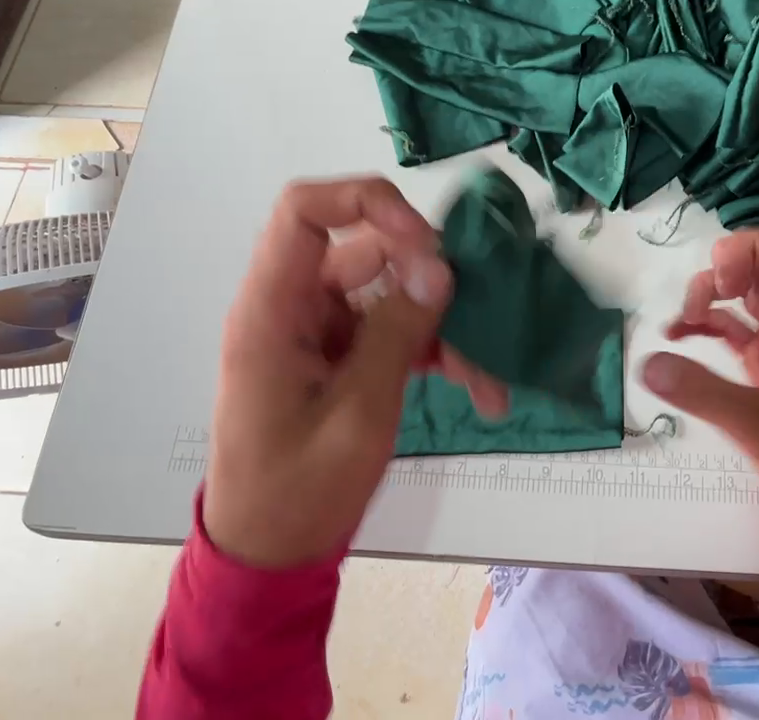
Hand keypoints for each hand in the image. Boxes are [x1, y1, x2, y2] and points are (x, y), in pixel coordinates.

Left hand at [204, 177, 503, 567]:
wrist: (271, 554)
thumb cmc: (298, 491)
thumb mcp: (356, 415)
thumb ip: (396, 335)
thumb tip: (439, 268)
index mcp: (273, 310)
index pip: (304, 211)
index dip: (367, 204)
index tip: (425, 242)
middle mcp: (296, 306)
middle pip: (368, 251)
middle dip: (431, 280)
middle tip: (478, 318)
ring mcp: (322, 330)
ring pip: (394, 292)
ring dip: (445, 327)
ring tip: (488, 381)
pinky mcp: (344, 354)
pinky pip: (396, 327)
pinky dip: (436, 350)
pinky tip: (474, 387)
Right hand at [641, 229, 758, 511]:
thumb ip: (703, 394)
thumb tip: (648, 364)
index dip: (751, 249)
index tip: (722, 281)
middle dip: (722, 271)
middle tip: (699, 304)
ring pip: (744, 292)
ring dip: (709, 295)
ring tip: (682, 322)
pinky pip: (733, 325)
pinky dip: (705, 323)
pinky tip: (677, 335)